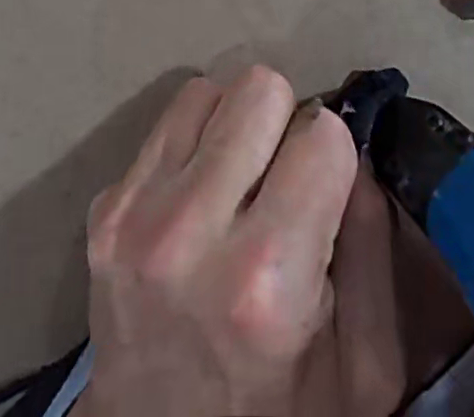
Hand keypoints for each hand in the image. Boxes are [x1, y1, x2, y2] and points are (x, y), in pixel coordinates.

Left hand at [73, 67, 406, 416]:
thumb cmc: (278, 410)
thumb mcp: (365, 360)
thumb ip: (371, 242)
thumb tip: (355, 147)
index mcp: (266, 279)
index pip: (321, 135)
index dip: (334, 152)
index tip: (326, 183)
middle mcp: (189, 232)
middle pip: (257, 89)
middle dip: (284, 122)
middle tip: (283, 172)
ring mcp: (133, 213)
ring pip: (206, 90)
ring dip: (235, 124)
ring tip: (241, 177)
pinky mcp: (103, 206)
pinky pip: (166, 120)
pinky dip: (194, 141)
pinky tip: (201, 191)